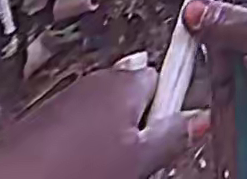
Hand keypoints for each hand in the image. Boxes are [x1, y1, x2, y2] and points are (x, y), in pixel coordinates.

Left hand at [0, 62, 204, 178]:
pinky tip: (75, 170)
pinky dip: (79, 146)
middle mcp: (99, 79)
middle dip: (135, 125)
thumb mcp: (137, 161)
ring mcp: (70, 97)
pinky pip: (75, 127)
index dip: (164, 107)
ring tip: (102, 170)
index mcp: (126, 81)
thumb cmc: (72, 171)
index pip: (160, 77)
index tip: (164, 132)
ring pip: (103, 115)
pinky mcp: (44, 119)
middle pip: (132, 96)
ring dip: (107, 138)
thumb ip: (172, 135)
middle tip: (133, 162)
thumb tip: (201, 118)